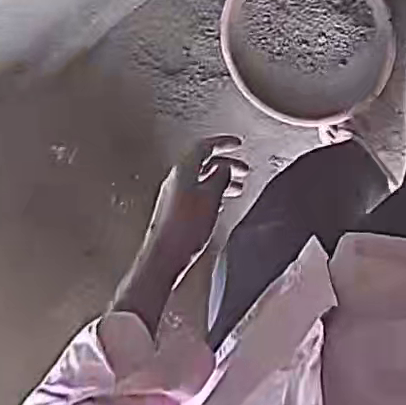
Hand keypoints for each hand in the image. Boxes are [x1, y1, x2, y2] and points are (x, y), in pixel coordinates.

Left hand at [141, 134, 249, 271]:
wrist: (162, 261)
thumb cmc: (183, 230)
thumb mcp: (210, 198)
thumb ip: (220, 178)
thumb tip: (225, 168)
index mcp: (183, 170)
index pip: (204, 146)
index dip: (223, 143)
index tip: (237, 143)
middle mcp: (176, 180)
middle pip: (203, 162)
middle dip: (226, 163)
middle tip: (243, 168)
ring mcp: (173, 195)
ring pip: (201, 179)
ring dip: (220, 180)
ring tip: (237, 187)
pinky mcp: (173, 211)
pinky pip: (196, 193)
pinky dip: (212, 193)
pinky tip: (221, 203)